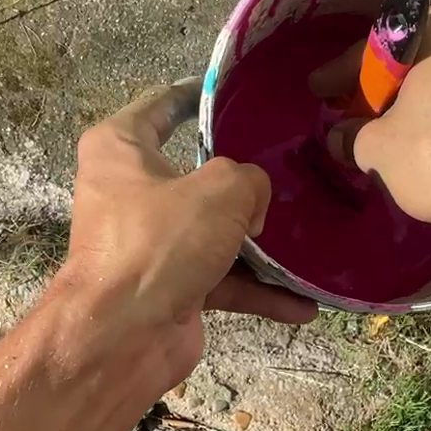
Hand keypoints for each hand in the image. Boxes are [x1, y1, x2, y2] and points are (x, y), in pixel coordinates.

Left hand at [53, 81, 316, 386]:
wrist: (124, 337)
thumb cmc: (160, 242)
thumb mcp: (219, 190)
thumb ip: (249, 178)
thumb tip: (252, 203)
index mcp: (120, 150)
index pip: (161, 107)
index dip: (199, 96)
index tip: (239, 93)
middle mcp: (131, 194)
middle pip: (198, 176)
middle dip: (245, 181)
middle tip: (293, 171)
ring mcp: (151, 245)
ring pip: (215, 235)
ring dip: (262, 248)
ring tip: (310, 241)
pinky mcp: (171, 289)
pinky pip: (222, 283)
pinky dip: (259, 293)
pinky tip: (304, 304)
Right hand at [309, 2, 430, 230]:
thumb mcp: (379, 149)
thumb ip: (353, 136)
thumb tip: (339, 136)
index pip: (375, 49)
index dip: (340, 74)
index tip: (318, 89)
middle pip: (414, 60)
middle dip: (381, 86)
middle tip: (354, 110)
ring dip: (414, 102)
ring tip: (388, 130)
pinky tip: (429, 142)